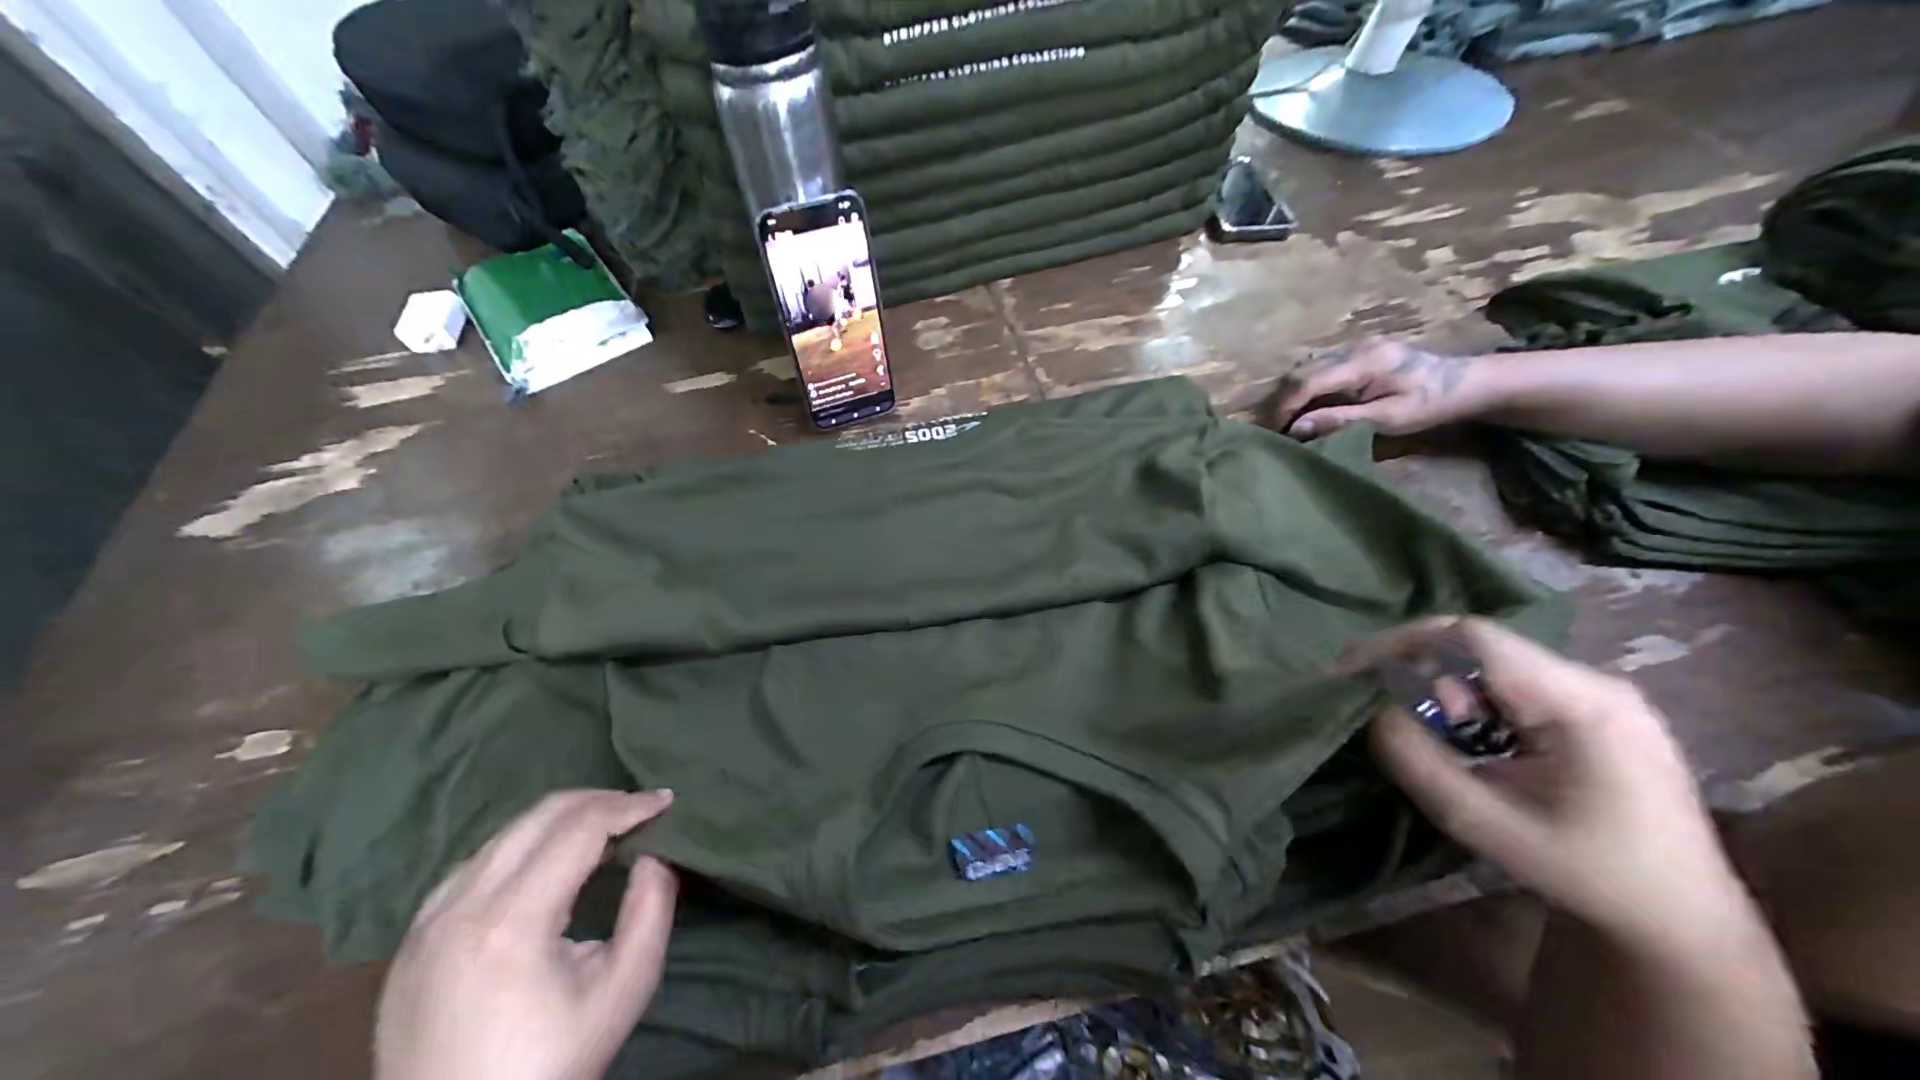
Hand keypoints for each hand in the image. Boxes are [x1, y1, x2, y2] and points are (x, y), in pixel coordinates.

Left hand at [375, 789, 677, 1079]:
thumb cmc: (549, 1065)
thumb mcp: (622, 992)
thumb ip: (650, 912)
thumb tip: (654, 855)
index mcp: (511, 921)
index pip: (580, 828)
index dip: (629, 805)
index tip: (666, 801)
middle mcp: (460, 907)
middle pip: (538, 816)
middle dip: (597, 800)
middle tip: (639, 807)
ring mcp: (426, 922)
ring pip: (503, 834)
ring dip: (558, 821)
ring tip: (601, 830)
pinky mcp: (410, 941)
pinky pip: (471, 866)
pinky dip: (517, 847)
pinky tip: (541, 865)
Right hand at [1274, 340, 1485, 438]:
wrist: (1468, 382)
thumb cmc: (1432, 404)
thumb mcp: (1388, 418)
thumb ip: (1341, 420)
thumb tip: (1296, 428)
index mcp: (1363, 362)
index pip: (1308, 382)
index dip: (1285, 408)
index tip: (1273, 432)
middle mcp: (1354, 347)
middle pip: (1301, 371)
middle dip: (1282, 401)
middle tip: (1273, 429)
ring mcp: (1356, 346)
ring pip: (1306, 367)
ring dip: (1291, 394)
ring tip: (1285, 420)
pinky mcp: (1358, 351)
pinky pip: (1320, 366)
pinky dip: (1305, 388)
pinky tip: (1305, 407)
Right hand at [1359, 619, 1749, 950]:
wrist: (1684, 923)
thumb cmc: (1587, 876)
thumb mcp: (1486, 825)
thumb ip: (1420, 763)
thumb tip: (1375, 709)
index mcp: (1582, 704)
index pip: (1474, 637)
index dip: (1403, 642)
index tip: (1353, 667)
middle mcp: (1597, 683)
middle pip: (1483, 645)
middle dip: (1422, 668)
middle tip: (1384, 703)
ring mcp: (1603, 694)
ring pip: (1496, 662)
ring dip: (1450, 689)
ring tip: (1442, 737)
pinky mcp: (1599, 710)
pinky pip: (1517, 682)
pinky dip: (1475, 700)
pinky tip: (1474, 738)